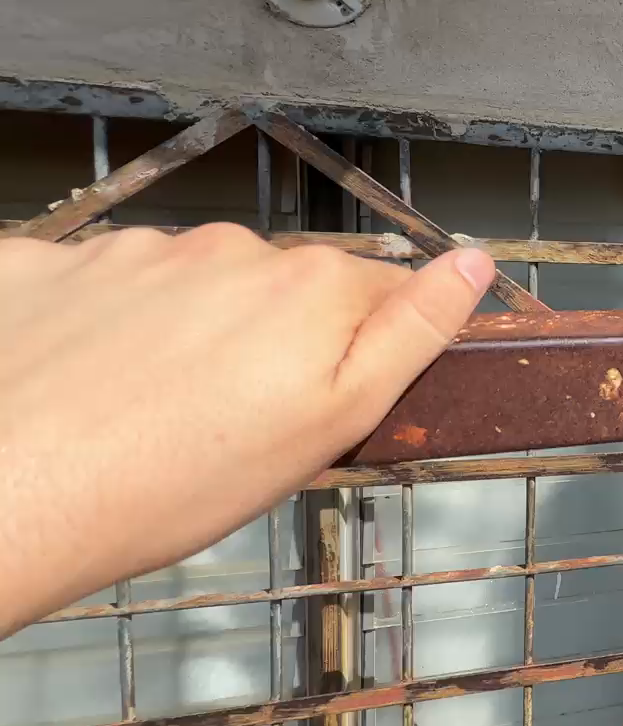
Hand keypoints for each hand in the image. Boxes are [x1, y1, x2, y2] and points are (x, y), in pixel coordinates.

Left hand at [0, 224, 493, 636]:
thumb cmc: (182, 478)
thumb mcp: (344, 416)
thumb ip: (419, 328)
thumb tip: (474, 260)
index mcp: (316, 281)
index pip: (384, 291)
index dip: (367, 344)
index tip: (324, 398)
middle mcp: (232, 247)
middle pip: (288, 285)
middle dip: (282, 333)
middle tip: (239, 412)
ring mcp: (125, 251)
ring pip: (195, 282)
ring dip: (191, 323)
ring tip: (150, 400)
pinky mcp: (28, 266)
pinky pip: (93, 281)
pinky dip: (97, 317)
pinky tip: (76, 372)